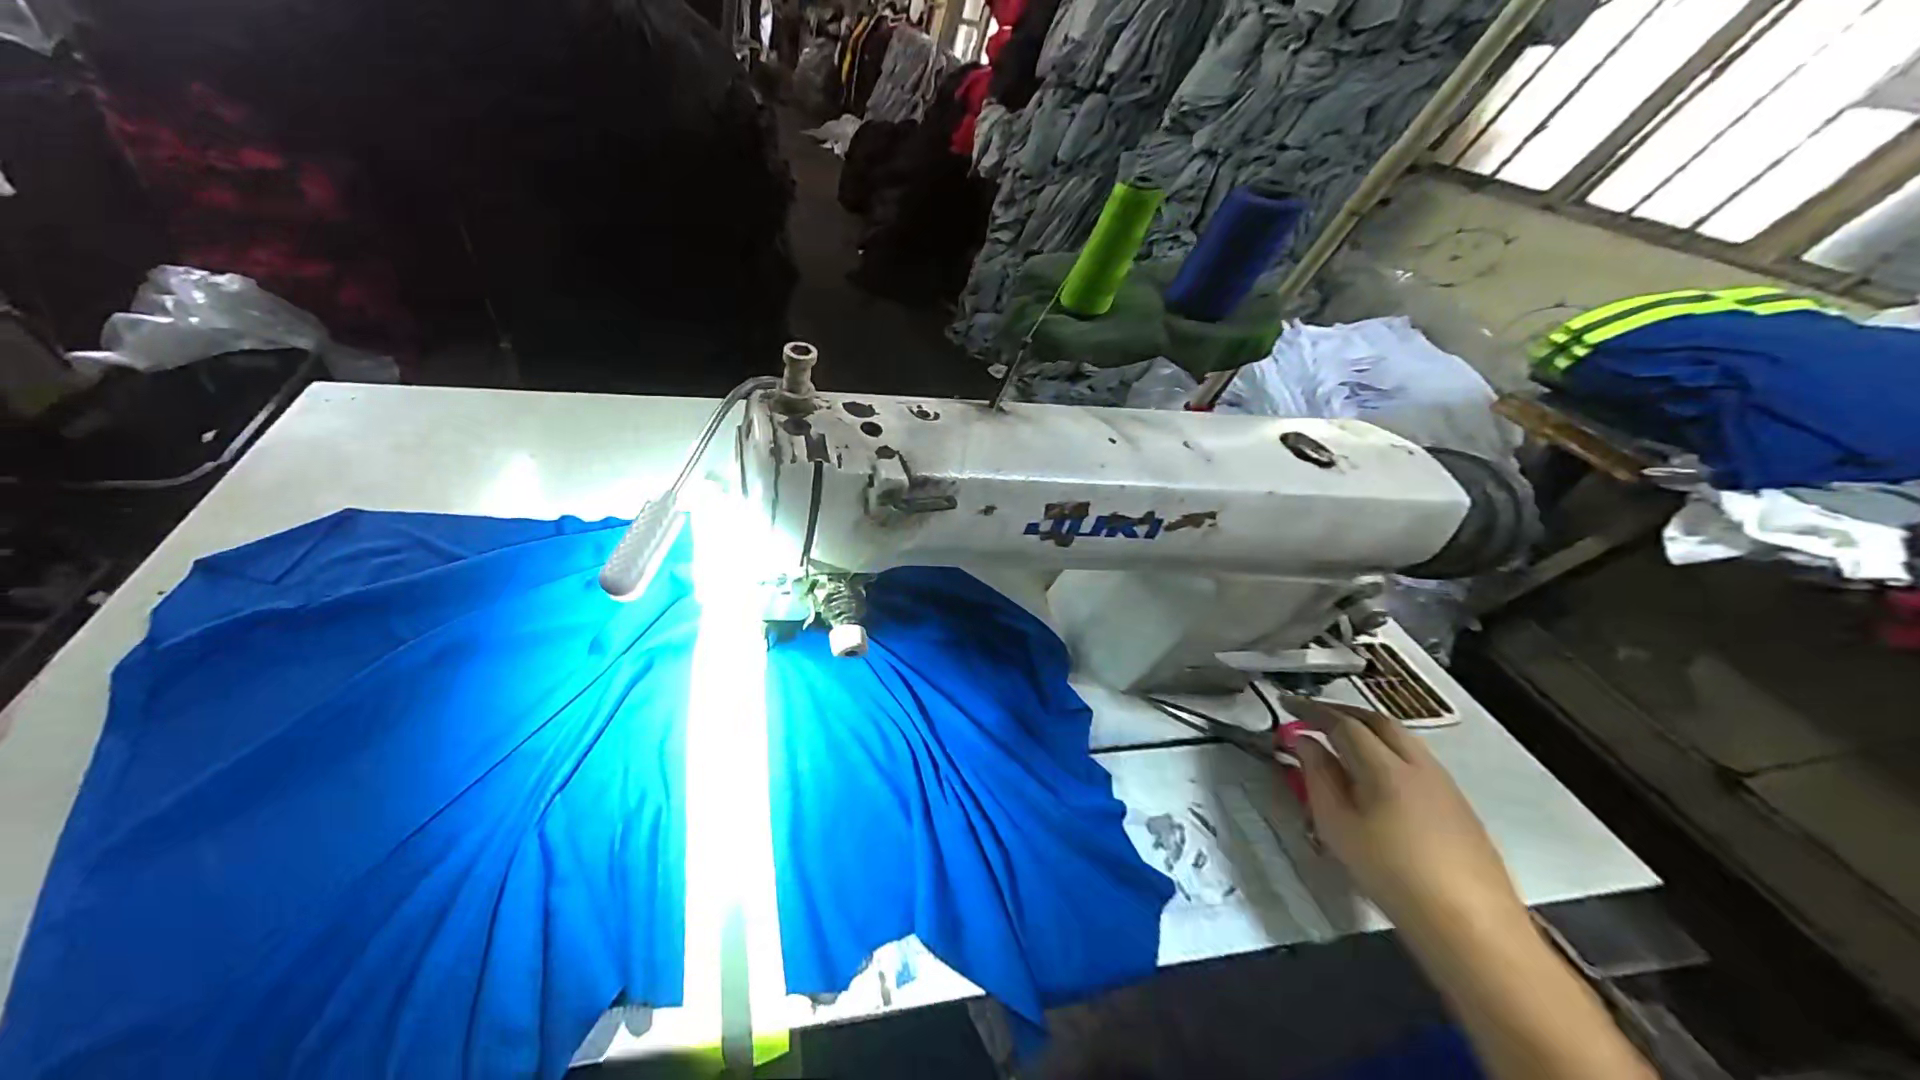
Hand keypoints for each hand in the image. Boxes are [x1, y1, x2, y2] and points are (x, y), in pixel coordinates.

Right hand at [1289, 699, 1526, 939]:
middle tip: (1312, 716)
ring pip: (1402, 737)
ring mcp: (1443, 782)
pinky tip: (1375, 771)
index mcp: (1385, 767)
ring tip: (1340, 739)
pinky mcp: (1458, 802)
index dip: (1312, 711)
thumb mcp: (1337, 827)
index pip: (1343, 724)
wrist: (1470, 924)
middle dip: (1342, 712)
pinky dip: (1387, 748)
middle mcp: (1418, 764)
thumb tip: (1303, 742)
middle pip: (1377, 721)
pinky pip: (1416, 757)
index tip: (1286, 704)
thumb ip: (1317, 777)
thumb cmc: (1390, 875)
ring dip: (1367, 728)